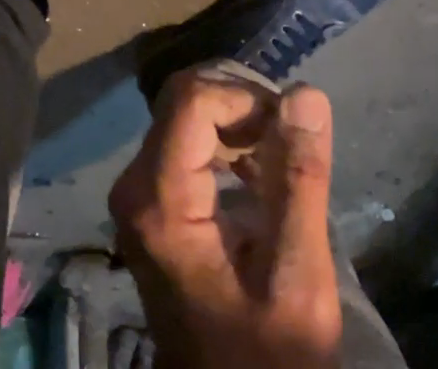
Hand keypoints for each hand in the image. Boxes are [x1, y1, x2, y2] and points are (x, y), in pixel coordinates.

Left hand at [110, 72, 342, 368]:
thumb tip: (304, 93)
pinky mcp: (147, 199)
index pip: (191, 99)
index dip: (245, 99)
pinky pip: (182, 141)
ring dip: (237, 125)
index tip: (290, 132)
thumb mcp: (297, 273)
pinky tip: (259, 177)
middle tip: (290, 143)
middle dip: (241, 106)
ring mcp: (135, 191)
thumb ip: (299, 180)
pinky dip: (224, 144)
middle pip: (182, 100)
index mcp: (159, 200)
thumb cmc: (266, 348)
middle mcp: (132, 183)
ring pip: (183, 115)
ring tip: (281, 165)